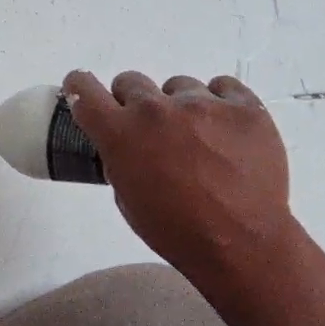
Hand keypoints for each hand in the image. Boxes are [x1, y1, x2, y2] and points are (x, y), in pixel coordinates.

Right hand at [62, 70, 294, 272]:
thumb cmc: (175, 230)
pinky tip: (224, 128)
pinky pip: (224, 86)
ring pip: (179, 86)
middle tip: (150, 130)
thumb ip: (118, 159)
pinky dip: (220, 102)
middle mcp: (155, 109)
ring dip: (178, 106)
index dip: (80, 86)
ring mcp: (203, 104)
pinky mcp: (245, 108)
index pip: (83, 89)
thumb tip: (126, 143)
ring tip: (198, 137)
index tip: (83, 90)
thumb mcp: (126, 198)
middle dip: (133, 103)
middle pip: (131, 81)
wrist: (241, 244)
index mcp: (120, 133)